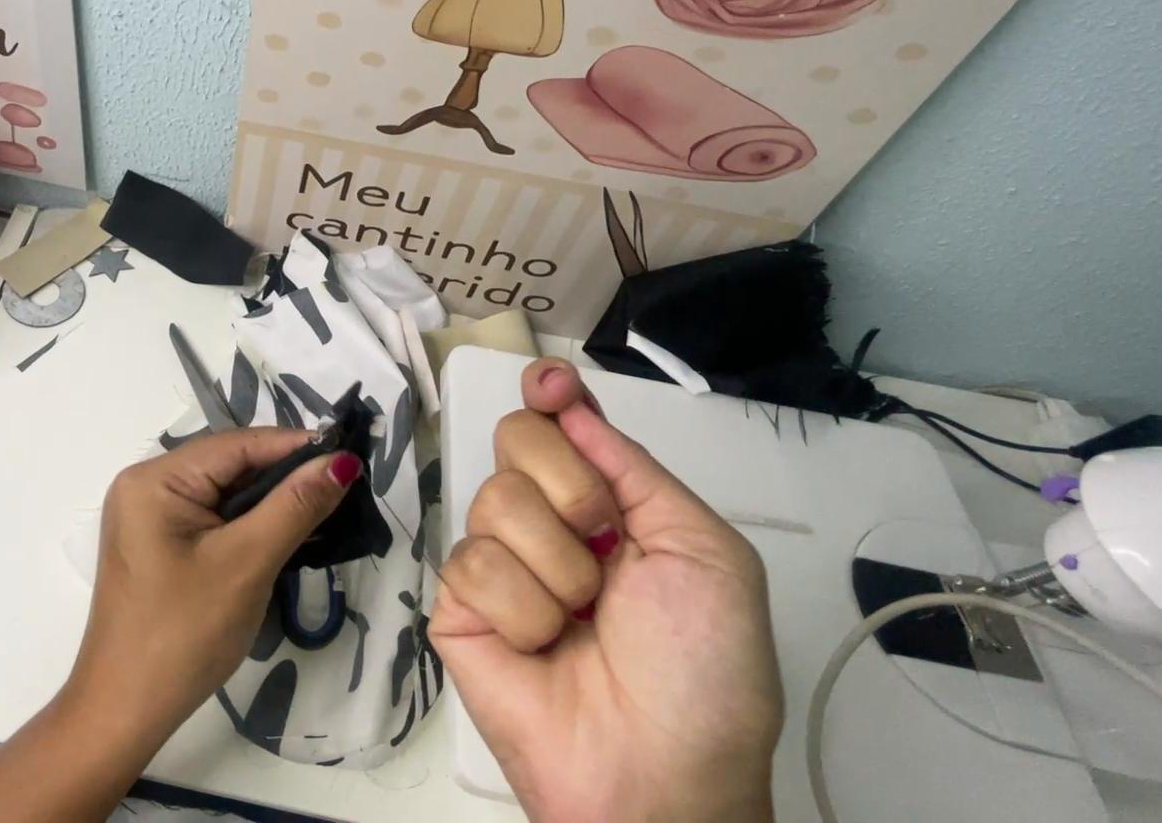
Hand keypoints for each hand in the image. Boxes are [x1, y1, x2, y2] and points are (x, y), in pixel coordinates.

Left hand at [0, 429, 358, 822]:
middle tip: (345, 486)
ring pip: (225, 491)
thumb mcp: (246, 563)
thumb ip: (295, 506)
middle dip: (286, 475)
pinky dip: (250, 522)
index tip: (352, 455)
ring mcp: (150, 515)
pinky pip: (214, 516)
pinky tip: (287, 531)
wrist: (126, 710)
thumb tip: (343, 460)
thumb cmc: (183, 634)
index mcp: (155, 478)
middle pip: (230, 464)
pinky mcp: (159, 543)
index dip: (296, 446)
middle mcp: (147, 485)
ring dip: (272, 500)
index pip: (238, 445)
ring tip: (326, 508)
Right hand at [432, 358, 783, 822]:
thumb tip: (569, 402)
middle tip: (606, 549)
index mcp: (602, 505)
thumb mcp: (703, 551)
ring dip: (559, 567)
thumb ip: (634, 467)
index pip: (556, 424)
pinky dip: (524, 609)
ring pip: (495, 501)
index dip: (548, 394)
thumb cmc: (705, 672)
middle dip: (573, 489)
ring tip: (581, 621)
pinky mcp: (456, 604)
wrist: (663, 776)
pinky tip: (543, 648)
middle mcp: (544, 522)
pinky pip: (472, 563)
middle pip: (516, 440)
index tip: (548, 384)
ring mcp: (496, 561)